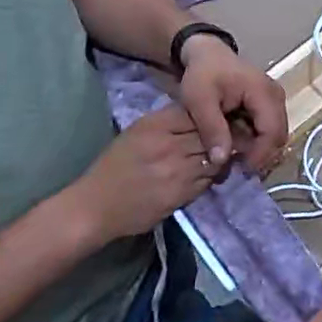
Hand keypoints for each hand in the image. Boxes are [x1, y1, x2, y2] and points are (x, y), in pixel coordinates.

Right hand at [59, 104, 224, 242]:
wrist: (91, 209)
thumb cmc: (114, 167)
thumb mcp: (137, 133)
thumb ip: (170, 121)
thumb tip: (203, 112)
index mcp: (155, 127)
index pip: (199, 113)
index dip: (213, 117)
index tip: (220, 120)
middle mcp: (169, 146)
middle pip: (212, 135)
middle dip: (223, 136)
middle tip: (230, 138)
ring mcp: (177, 171)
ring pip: (216, 157)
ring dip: (221, 157)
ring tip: (219, 156)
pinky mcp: (182, 193)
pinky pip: (209, 179)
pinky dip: (212, 176)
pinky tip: (204, 175)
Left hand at [178, 33, 287, 175]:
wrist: (207, 53)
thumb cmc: (203, 74)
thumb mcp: (199, 101)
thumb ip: (212, 129)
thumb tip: (222, 160)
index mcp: (263, 93)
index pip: (272, 130)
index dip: (261, 153)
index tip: (243, 170)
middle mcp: (276, 96)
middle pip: (280, 133)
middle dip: (263, 153)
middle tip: (240, 169)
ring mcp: (276, 98)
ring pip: (277, 131)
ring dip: (262, 147)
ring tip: (239, 159)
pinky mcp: (270, 101)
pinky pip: (271, 125)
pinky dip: (259, 138)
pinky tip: (241, 145)